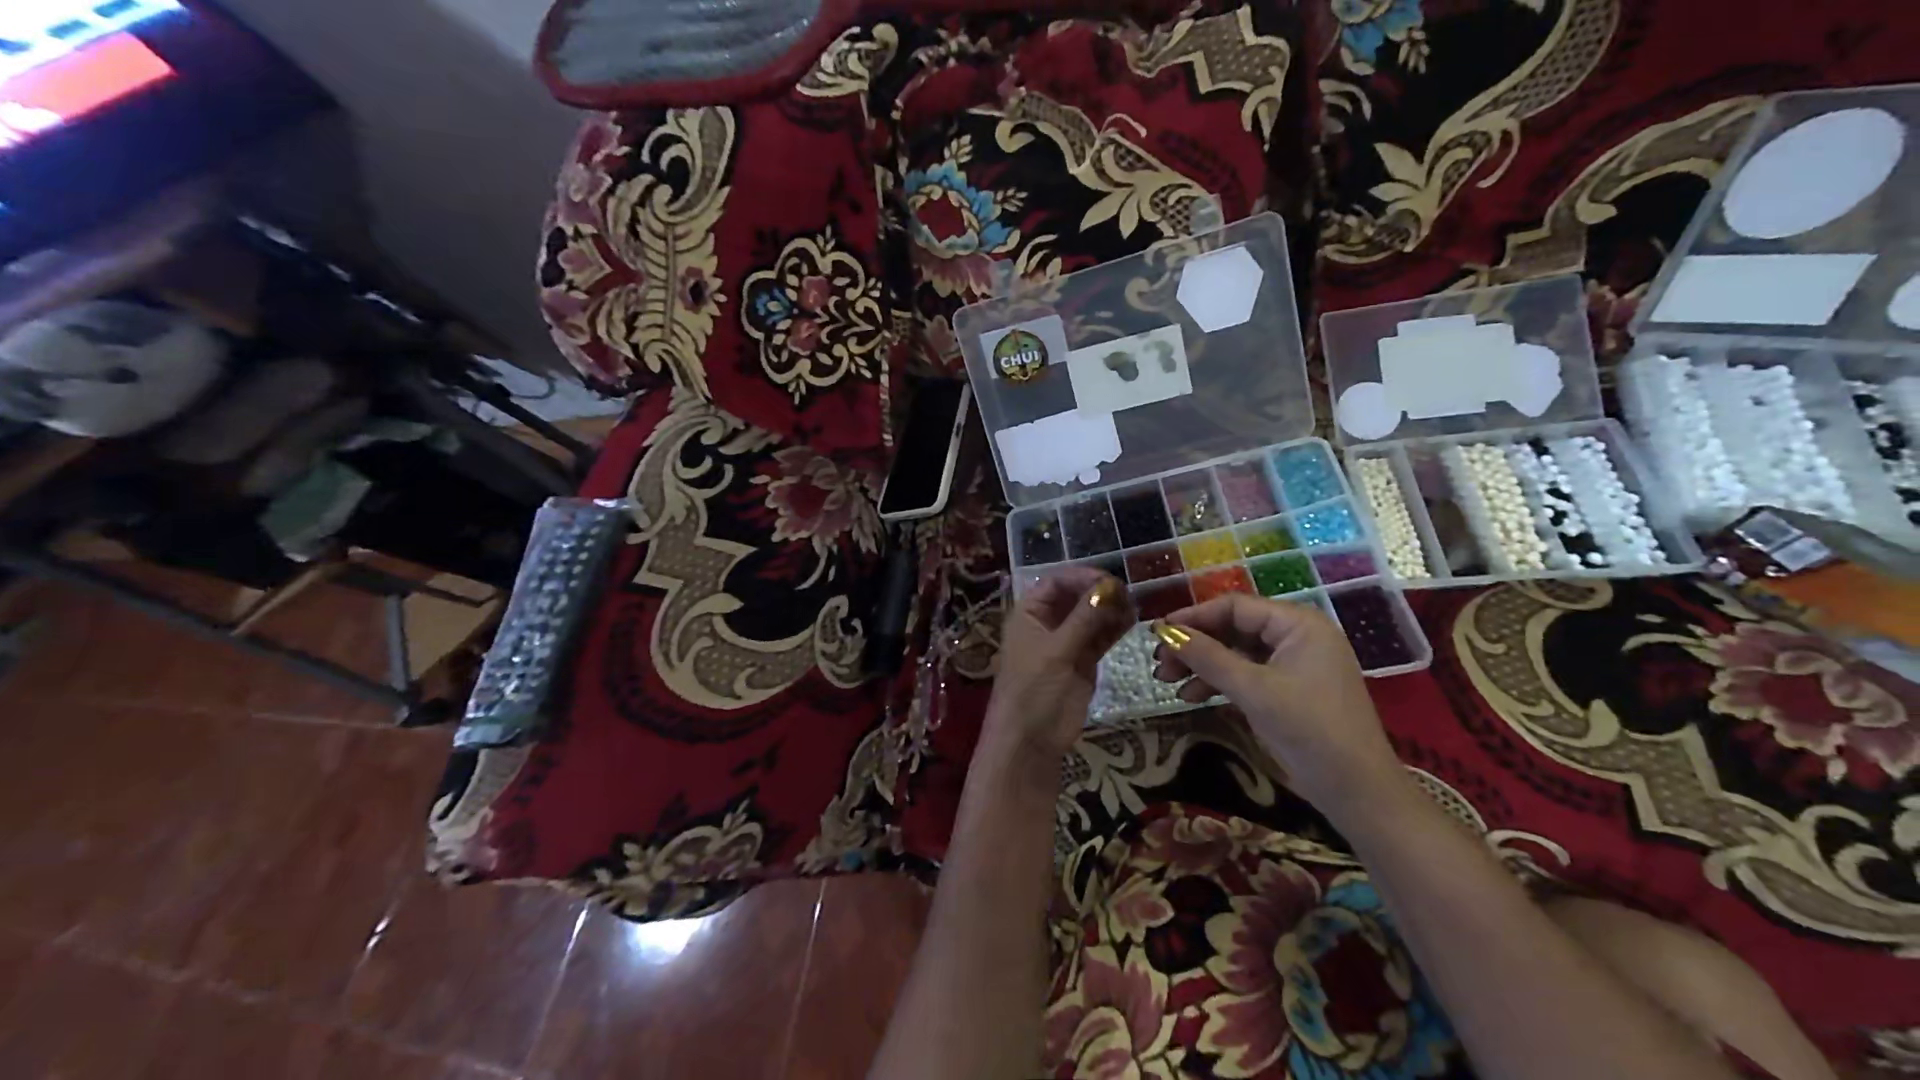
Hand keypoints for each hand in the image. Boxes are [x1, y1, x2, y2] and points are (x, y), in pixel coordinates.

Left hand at [984, 568, 1133, 760]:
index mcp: (1028, 614)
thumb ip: (1083, 619)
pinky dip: (1114, 628)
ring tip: (1134, 606)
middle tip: (1127, 593)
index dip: (1080, 577)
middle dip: (1099, 592)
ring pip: (1091, 616)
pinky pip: (1100, 636)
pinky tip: (1132, 620)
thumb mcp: (1056, 652)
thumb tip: (1108, 587)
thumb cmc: (1032, 690)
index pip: (1055, 583)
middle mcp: (1047, 623)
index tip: (1108, 580)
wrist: (1030, 740)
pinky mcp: (1083, 661)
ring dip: (1111, 609)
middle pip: (1075, 597)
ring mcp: (1066, 642)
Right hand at [1150, 594, 1401, 809]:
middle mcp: (1298, 636)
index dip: (1194, 617)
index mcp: (1298, 624)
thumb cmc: (1309, 729)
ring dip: (1201, 665)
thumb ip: (1208, 657)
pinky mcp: (1290, 690)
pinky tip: (1191, 696)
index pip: (1235, 606)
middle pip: (1233, 628)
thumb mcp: (1253, 690)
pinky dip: (1219, 682)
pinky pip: (1247, 674)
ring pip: (1236, 652)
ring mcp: (1295, 664)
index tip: (1158, 633)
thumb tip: (1166, 632)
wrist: (1358, 791)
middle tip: (1160, 664)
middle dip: (1195, 644)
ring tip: (1167, 682)